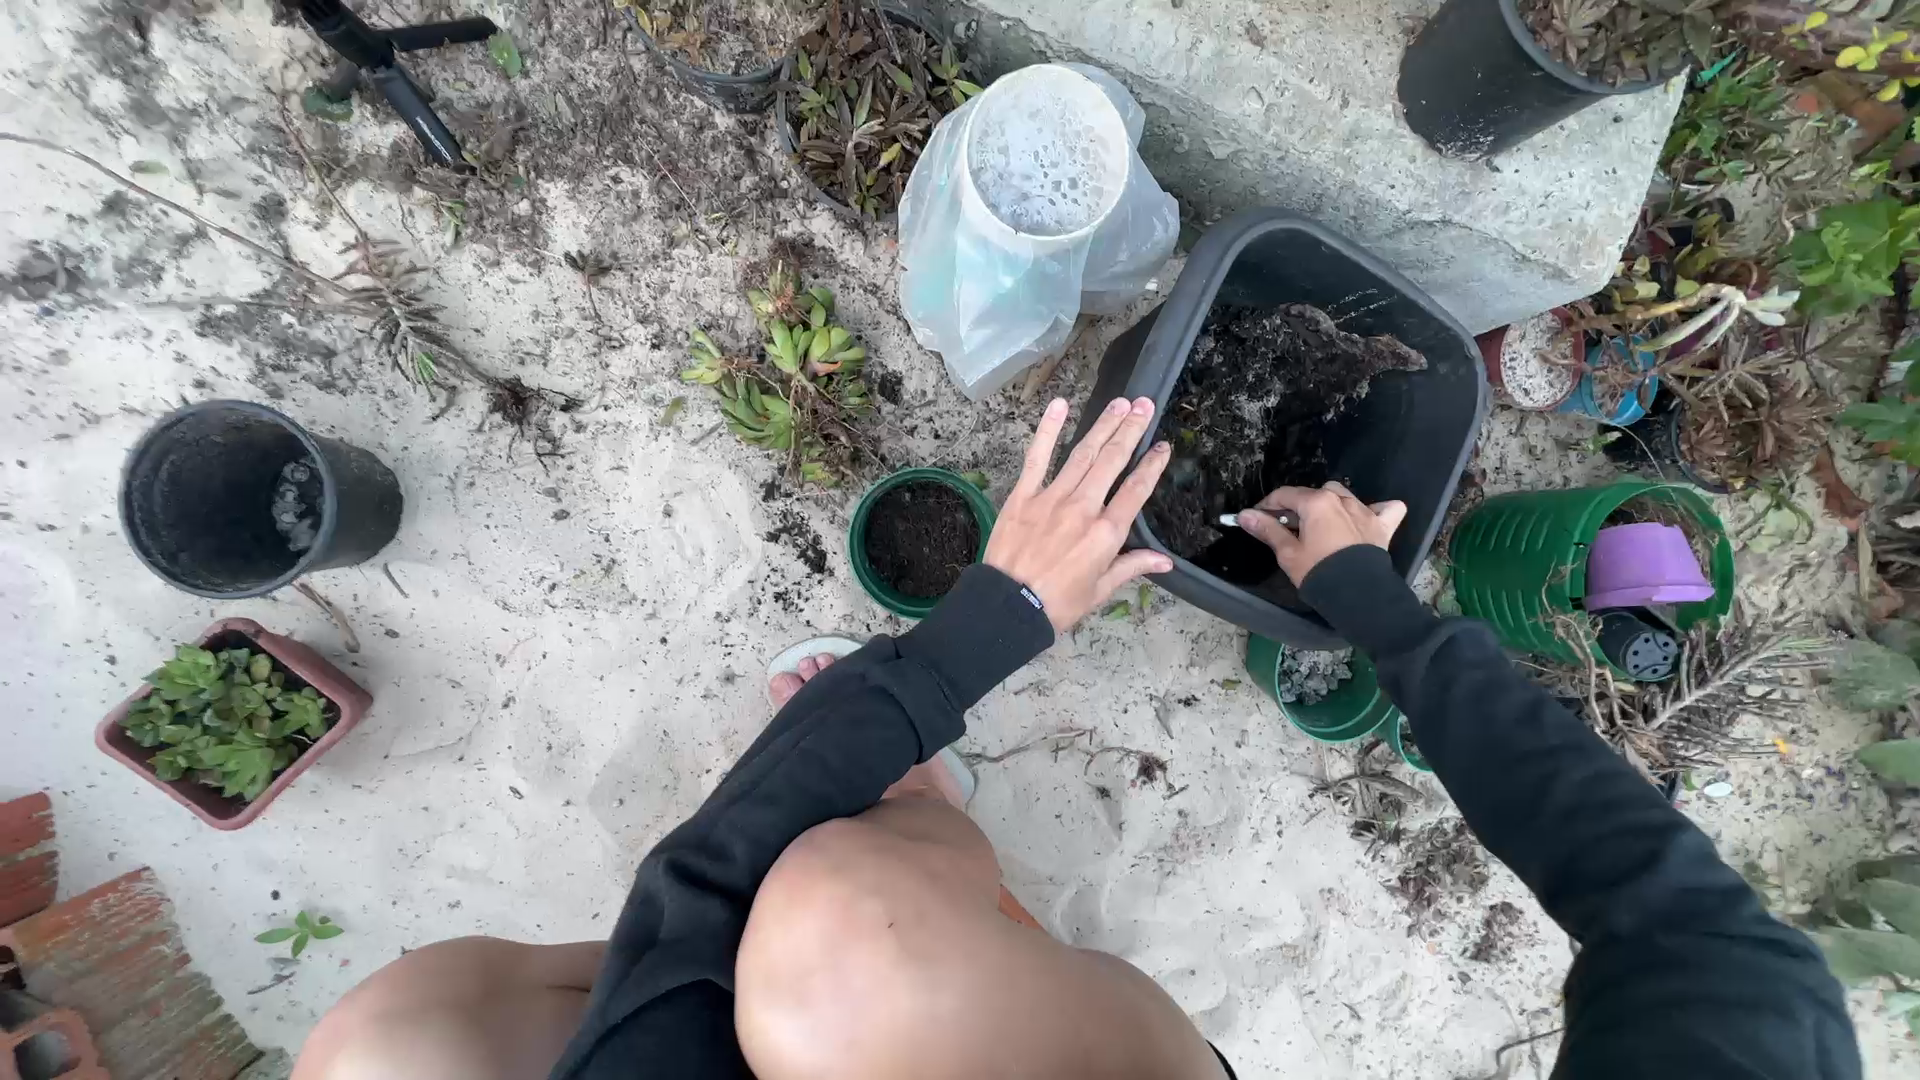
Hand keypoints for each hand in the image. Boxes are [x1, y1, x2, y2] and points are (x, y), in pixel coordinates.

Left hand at [985, 396, 1174, 631]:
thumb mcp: (1100, 590)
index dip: (1153, 465)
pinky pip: (1037, 457)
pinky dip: (1048, 430)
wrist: (1009, 606)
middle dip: (1131, 430)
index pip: (1137, 489)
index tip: (1163, 446)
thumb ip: (1132, 567)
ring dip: (1103, 425)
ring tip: (1120, 403)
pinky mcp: (1023, 496)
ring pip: (1083, 453)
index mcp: (1106, 533)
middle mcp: (1083, 508)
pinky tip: (1060, 406)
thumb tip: (1165, 562)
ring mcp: (1052, 498)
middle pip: (1113, 460)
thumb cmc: (1057, 603)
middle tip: (1145, 406)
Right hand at [1236, 481, 1406, 585]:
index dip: (1267, 506)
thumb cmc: (1318, 571)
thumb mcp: (1287, 552)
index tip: (1257, 518)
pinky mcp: (1383, 526)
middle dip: (1297, 506)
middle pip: (1313, 494)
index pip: (1284, 495)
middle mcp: (1342, 500)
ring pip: (1344, 496)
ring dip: (1329, 504)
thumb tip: (1244, 515)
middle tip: (1286, 528)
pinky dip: (1376, 510)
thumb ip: (1267, 529)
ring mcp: (1366, 511)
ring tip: (1320, 524)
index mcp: (1316, 502)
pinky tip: (1365, 519)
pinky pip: (1386, 508)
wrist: (1358, 594)